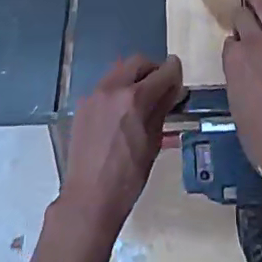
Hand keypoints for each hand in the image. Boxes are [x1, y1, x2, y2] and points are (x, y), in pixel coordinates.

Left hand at [55, 53, 183, 235]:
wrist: (89, 198)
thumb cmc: (128, 177)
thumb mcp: (153, 143)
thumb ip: (161, 109)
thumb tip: (172, 89)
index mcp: (134, 98)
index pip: (162, 72)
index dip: (174, 71)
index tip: (179, 75)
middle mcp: (113, 88)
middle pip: (137, 62)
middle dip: (152, 70)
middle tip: (161, 86)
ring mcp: (94, 95)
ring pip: (119, 71)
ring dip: (133, 77)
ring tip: (141, 98)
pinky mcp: (83, 105)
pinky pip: (105, 86)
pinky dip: (117, 89)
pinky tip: (121, 112)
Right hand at [223, 0, 261, 199]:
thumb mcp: (236, 108)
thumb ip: (237, 80)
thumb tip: (241, 70)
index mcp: (234, 61)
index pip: (229, 42)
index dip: (232, 44)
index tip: (234, 48)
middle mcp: (256, 45)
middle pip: (243, 18)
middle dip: (239, 13)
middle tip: (239, 7)